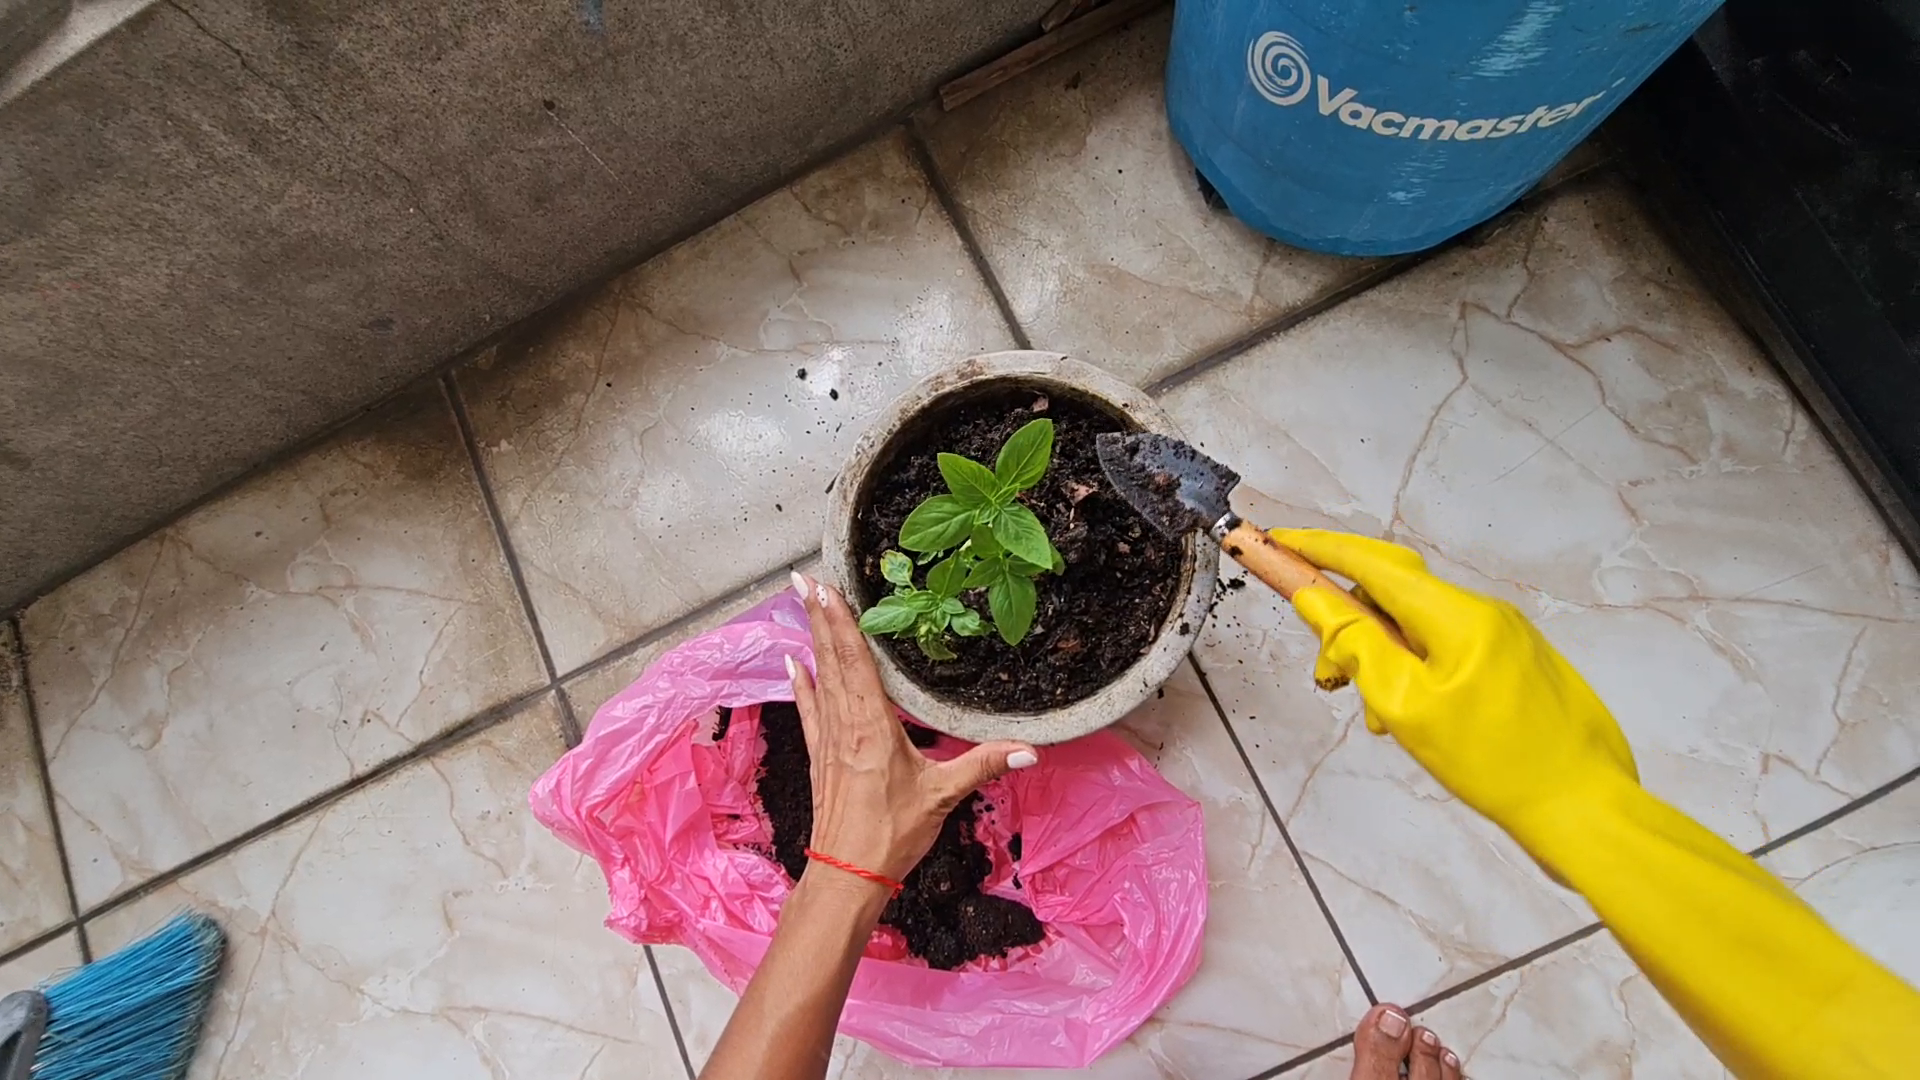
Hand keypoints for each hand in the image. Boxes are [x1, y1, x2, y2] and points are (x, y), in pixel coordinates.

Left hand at [787, 572, 1037, 885]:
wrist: (847, 876)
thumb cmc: (892, 834)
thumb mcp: (943, 795)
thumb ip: (984, 764)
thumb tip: (1031, 749)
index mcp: (874, 726)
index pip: (857, 663)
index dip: (842, 623)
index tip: (826, 588)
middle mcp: (846, 724)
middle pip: (833, 660)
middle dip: (819, 616)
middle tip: (804, 577)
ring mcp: (828, 739)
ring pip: (819, 678)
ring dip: (811, 639)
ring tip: (802, 604)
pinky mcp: (819, 756)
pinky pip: (808, 711)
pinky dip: (801, 684)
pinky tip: (792, 663)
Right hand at [1272, 529, 1638, 833]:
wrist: (1586, 812)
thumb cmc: (1489, 759)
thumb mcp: (1404, 703)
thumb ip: (1354, 644)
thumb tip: (1314, 600)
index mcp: (1456, 614)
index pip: (1373, 563)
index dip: (1320, 547)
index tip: (1279, 540)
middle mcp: (1482, 612)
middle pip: (1393, 591)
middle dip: (1346, 617)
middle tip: (1324, 670)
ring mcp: (1504, 636)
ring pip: (1415, 624)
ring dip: (1378, 653)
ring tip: (1372, 710)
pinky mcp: (1514, 661)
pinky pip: (1442, 646)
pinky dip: (1408, 666)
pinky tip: (1406, 714)